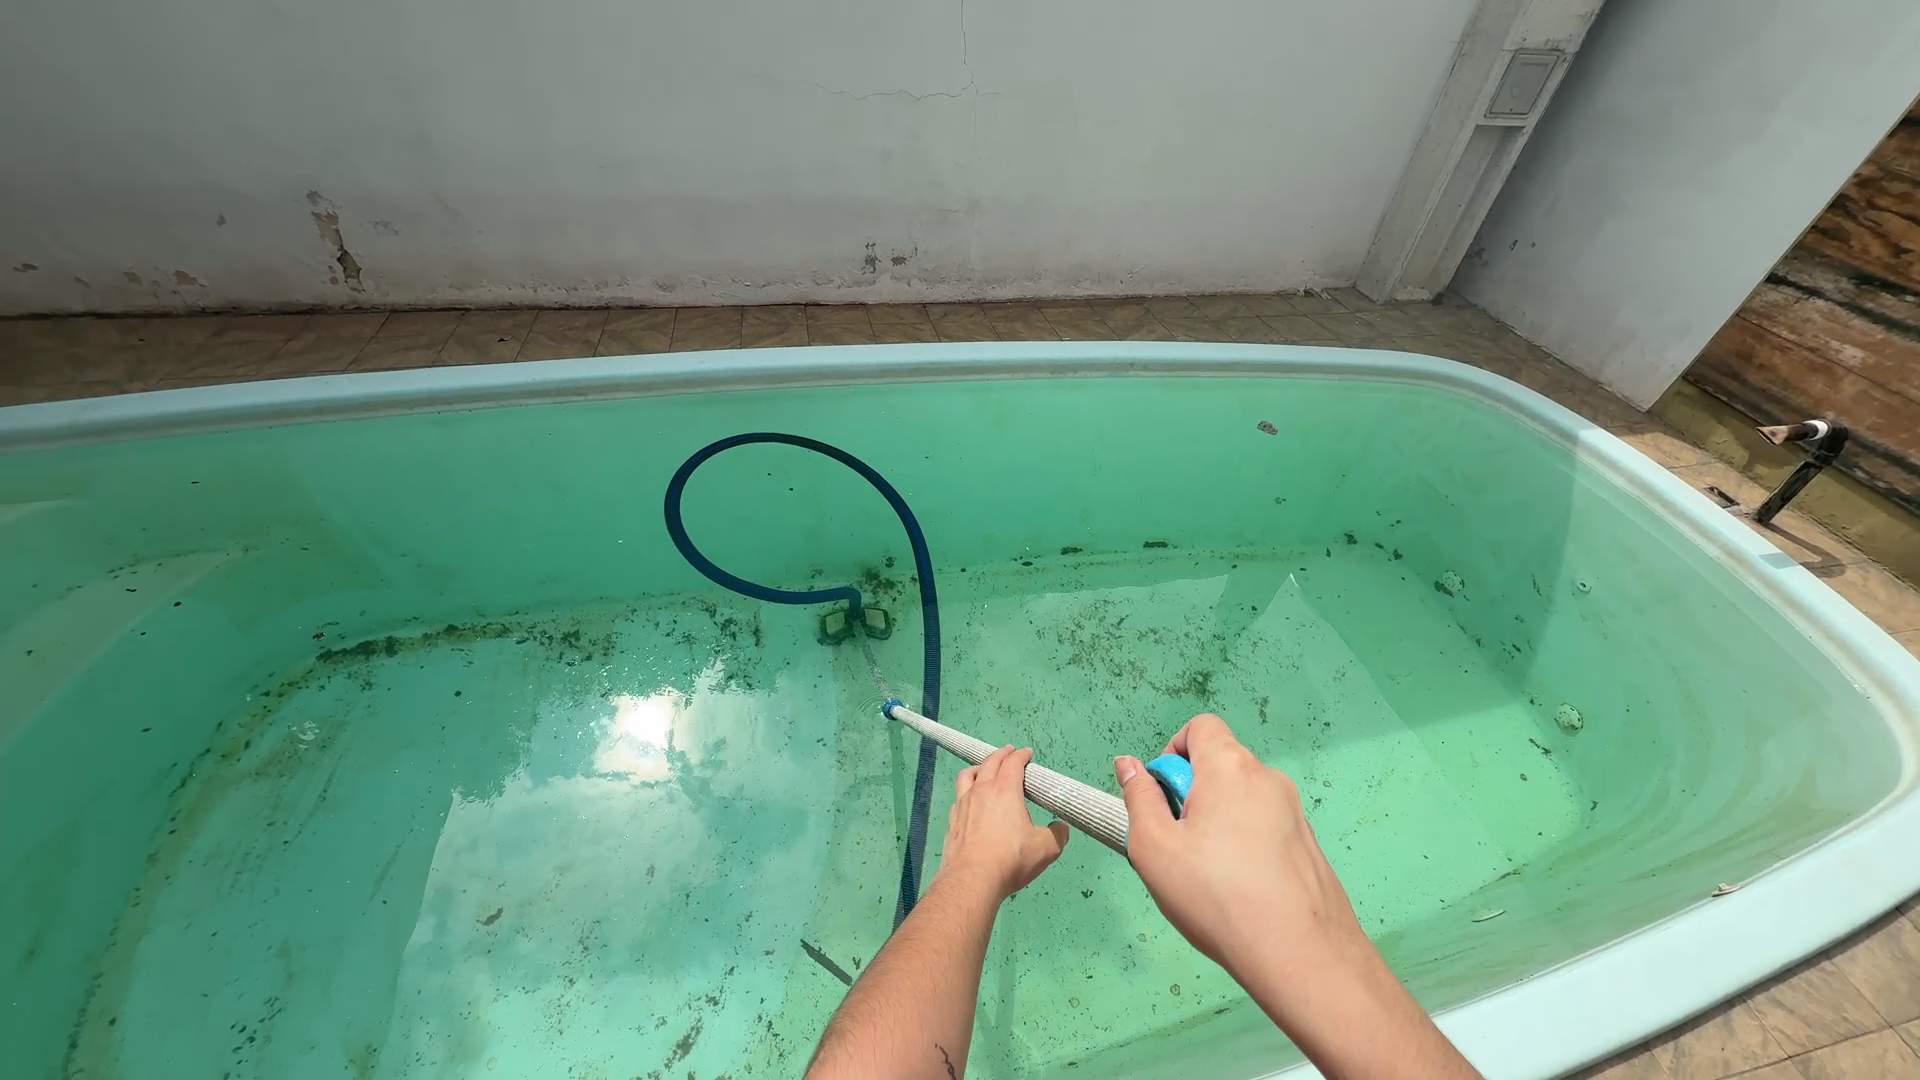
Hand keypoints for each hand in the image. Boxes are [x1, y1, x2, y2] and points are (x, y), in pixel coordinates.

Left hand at [933, 746, 1070, 903]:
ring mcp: (964, 803)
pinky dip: (966, 789)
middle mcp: (982, 789)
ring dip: (979, 767)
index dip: (1021, 755)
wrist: (973, 878)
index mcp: (1006, 790)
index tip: (1027, 752)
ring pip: (969, 774)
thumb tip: (1061, 827)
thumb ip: (1057, 835)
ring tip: (984, 768)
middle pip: (991, 763)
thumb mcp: (1046, 848)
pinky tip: (969, 798)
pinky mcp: (953, 818)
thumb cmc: (1012, 858)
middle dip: (1002, 754)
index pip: (1013, 763)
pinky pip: (959, 794)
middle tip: (1009, 751)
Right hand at [1114, 714, 1368, 979]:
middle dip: (1192, 791)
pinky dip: (1246, 842)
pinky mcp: (1309, 845)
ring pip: (1242, 798)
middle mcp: (1268, 779)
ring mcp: (1295, 812)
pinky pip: (1265, 825)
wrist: (1303, 958)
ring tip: (1208, 873)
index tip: (1164, 795)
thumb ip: (1138, 797)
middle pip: (1220, 763)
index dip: (1174, 750)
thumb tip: (1129, 764)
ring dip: (1219, 818)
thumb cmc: (1216, 895)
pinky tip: (1241, 889)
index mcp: (1230, 768)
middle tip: (1179, 842)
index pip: (1201, 726)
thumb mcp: (1153, 846)